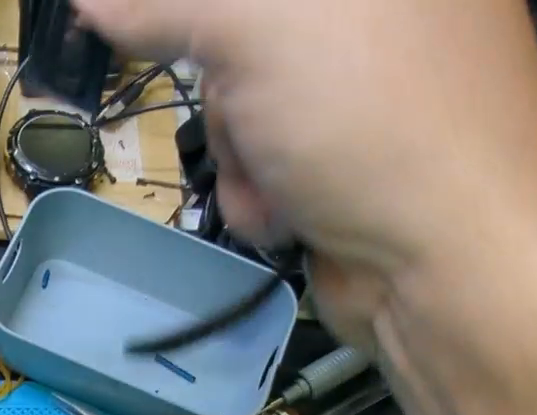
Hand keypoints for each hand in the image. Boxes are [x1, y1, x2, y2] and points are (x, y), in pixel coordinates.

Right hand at [74, 0, 536, 329]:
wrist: (446, 266)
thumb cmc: (367, 116)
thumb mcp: (257, 28)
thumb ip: (168, 3)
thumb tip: (89, 2)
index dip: (198, 14)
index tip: (179, 40)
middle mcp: (375, 10)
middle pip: (236, 32)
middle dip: (225, 85)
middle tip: (253, 111)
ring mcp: (360, 92)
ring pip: (241, 105)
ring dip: (241, 154)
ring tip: (283, 180)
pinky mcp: (344, 162)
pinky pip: (265, 163)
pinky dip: (262, 196)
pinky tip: (295, 214)